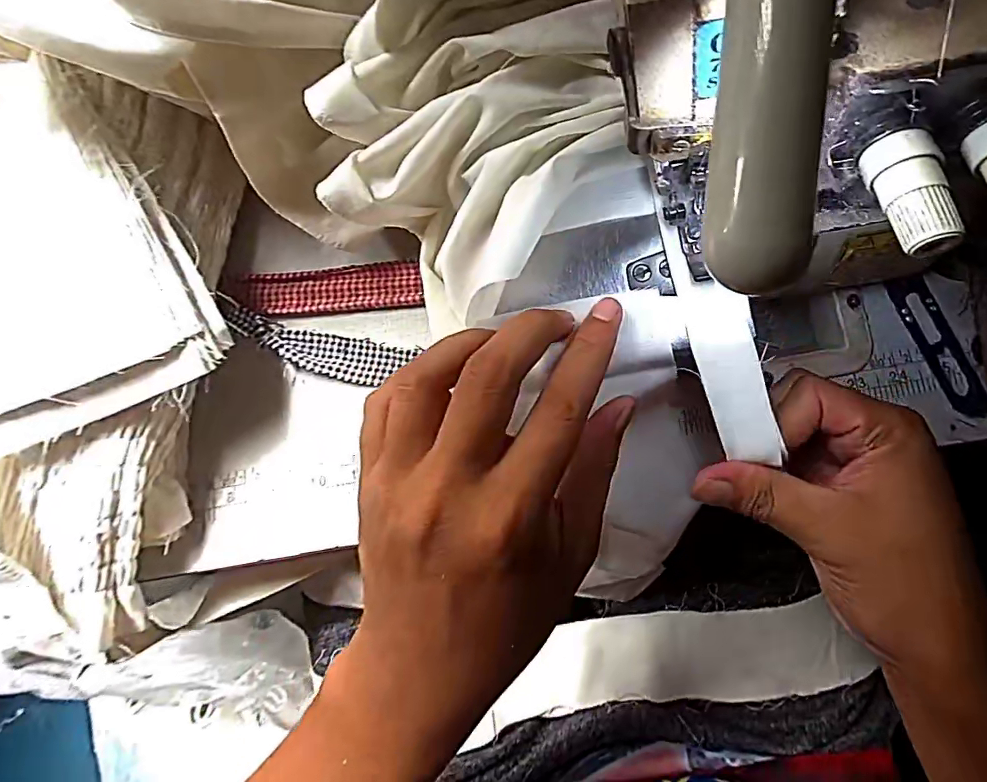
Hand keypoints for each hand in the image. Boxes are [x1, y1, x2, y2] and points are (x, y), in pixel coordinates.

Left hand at [256, 299, 634, 781]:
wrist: (417, 669)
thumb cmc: (506, 619)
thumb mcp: (571, 553)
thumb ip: (594, 468)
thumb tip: (617, 404)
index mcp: (509, 515)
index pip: (558, 409)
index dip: (588, 352)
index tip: (603, 318)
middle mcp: (447, 489)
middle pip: (488, 375)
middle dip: (531, 329)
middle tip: (559, 321)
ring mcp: (398, 480)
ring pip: (428, 375)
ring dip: (473, 340)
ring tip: (505, 338)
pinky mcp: (369, 478)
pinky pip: (387, 399)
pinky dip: (423, 370)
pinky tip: (452, 368)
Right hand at [690, 371, 986, 780]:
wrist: (940, 650)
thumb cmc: (905, 587)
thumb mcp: (826, 531)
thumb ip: (762, 494)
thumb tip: (708, 476)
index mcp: (888, 430)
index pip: (812, 395)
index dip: (776, 420)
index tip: (749, 456)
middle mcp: (878, 435)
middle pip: (803, 409)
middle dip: (770, 439)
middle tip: (744, 472)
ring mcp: (865, 461)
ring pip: (799, 437)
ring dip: (772, 460)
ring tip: (751, 487)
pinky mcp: (852, 486)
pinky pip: (805, 463)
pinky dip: (781, 477)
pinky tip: (763, 495)